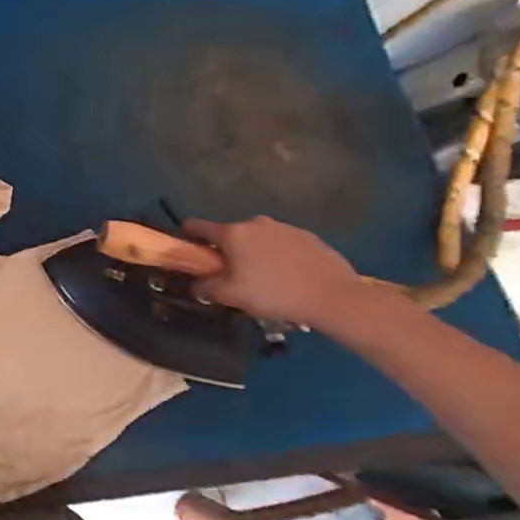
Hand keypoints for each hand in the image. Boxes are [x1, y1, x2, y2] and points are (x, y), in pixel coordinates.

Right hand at [181, 216, 366, 326]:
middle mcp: (255, 223)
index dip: (187, 236)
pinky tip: (286, 276)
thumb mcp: (230, 296)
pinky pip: (280, 243)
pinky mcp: (307, 236)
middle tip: (231, 276)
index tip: (187, 249)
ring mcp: (284, 227)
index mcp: (232, 233)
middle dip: (226, 251)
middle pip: (229, 234)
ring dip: (253, 253)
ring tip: (263, 279)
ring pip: (257, 239)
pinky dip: (276, 255)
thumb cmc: (273, 293)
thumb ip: (205, 287)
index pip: (197, 226)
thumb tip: (195, 284)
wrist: (332, 296)